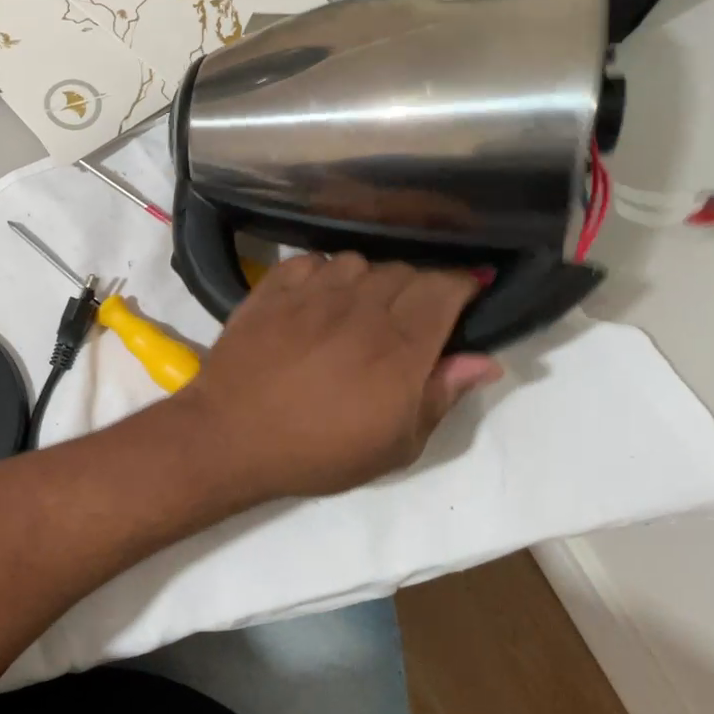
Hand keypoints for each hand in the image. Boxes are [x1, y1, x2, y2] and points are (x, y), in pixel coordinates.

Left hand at [181, 254, 502, 501]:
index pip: (446, 286)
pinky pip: (306, 262)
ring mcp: (307, 296)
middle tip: (406, 319)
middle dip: (416, 287)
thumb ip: (441, 395)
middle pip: (403, 271)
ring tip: (357, 308)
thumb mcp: (395, 444)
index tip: (463, 303)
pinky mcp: (267, 294)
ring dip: (366, 279)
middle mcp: (357, 308)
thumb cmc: (316, 452)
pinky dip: (319, 272)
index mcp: (400, 344)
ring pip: (355, 261)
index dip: (461, 288)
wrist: (229, 437)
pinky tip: (315, 298)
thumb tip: (485, 360)